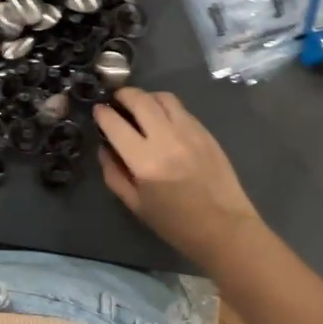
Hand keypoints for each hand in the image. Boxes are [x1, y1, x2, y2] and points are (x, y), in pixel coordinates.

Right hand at [93, 88, 264, 270]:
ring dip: (146, 97)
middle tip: (115, 100)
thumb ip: (114, 174)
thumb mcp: (136, 205)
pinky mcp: (206, 132)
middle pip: (140, 100)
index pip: (115, 124)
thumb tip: (104, 148)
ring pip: (163, 98)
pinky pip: (181, 109)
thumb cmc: (176, 224)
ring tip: (140, 106)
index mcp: (145, 162)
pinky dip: (166, 108)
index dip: (102, 114)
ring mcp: (190, 132)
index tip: (98, 111)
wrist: (225, 228)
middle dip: (122, 95)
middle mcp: (167, 139)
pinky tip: (162, 120)